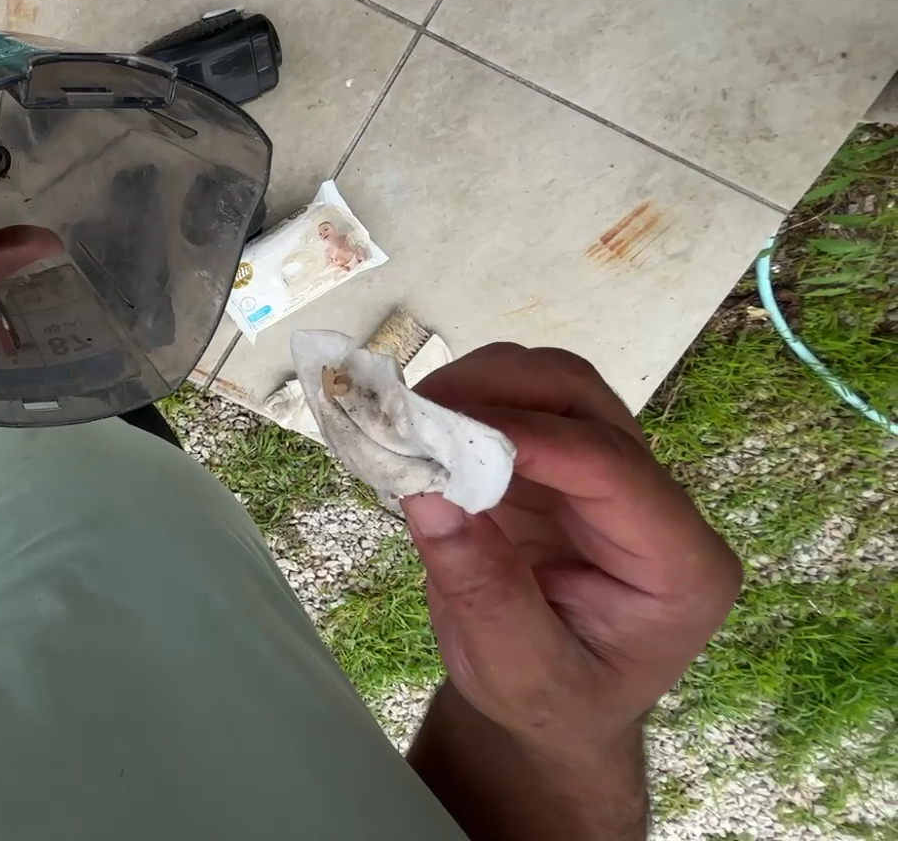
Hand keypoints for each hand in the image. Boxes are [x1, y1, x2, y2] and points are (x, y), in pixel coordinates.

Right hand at [402, 344, 740, 756]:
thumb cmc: (547, 697)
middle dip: (493, 389)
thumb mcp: (518, 669)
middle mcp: (646, 502)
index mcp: (674, 561)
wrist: (547, 700)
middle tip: (411, 413)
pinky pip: (505, 402)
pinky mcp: (543, 465)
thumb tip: (428, 496)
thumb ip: (484, 591)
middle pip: (580, 398)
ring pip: (544, 382)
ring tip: (408, 421)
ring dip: (472, 385)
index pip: (608, 465)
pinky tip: (416, 432)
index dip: (522, 435)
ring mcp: (594, 475)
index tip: (432, 429)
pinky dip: (455, 402)